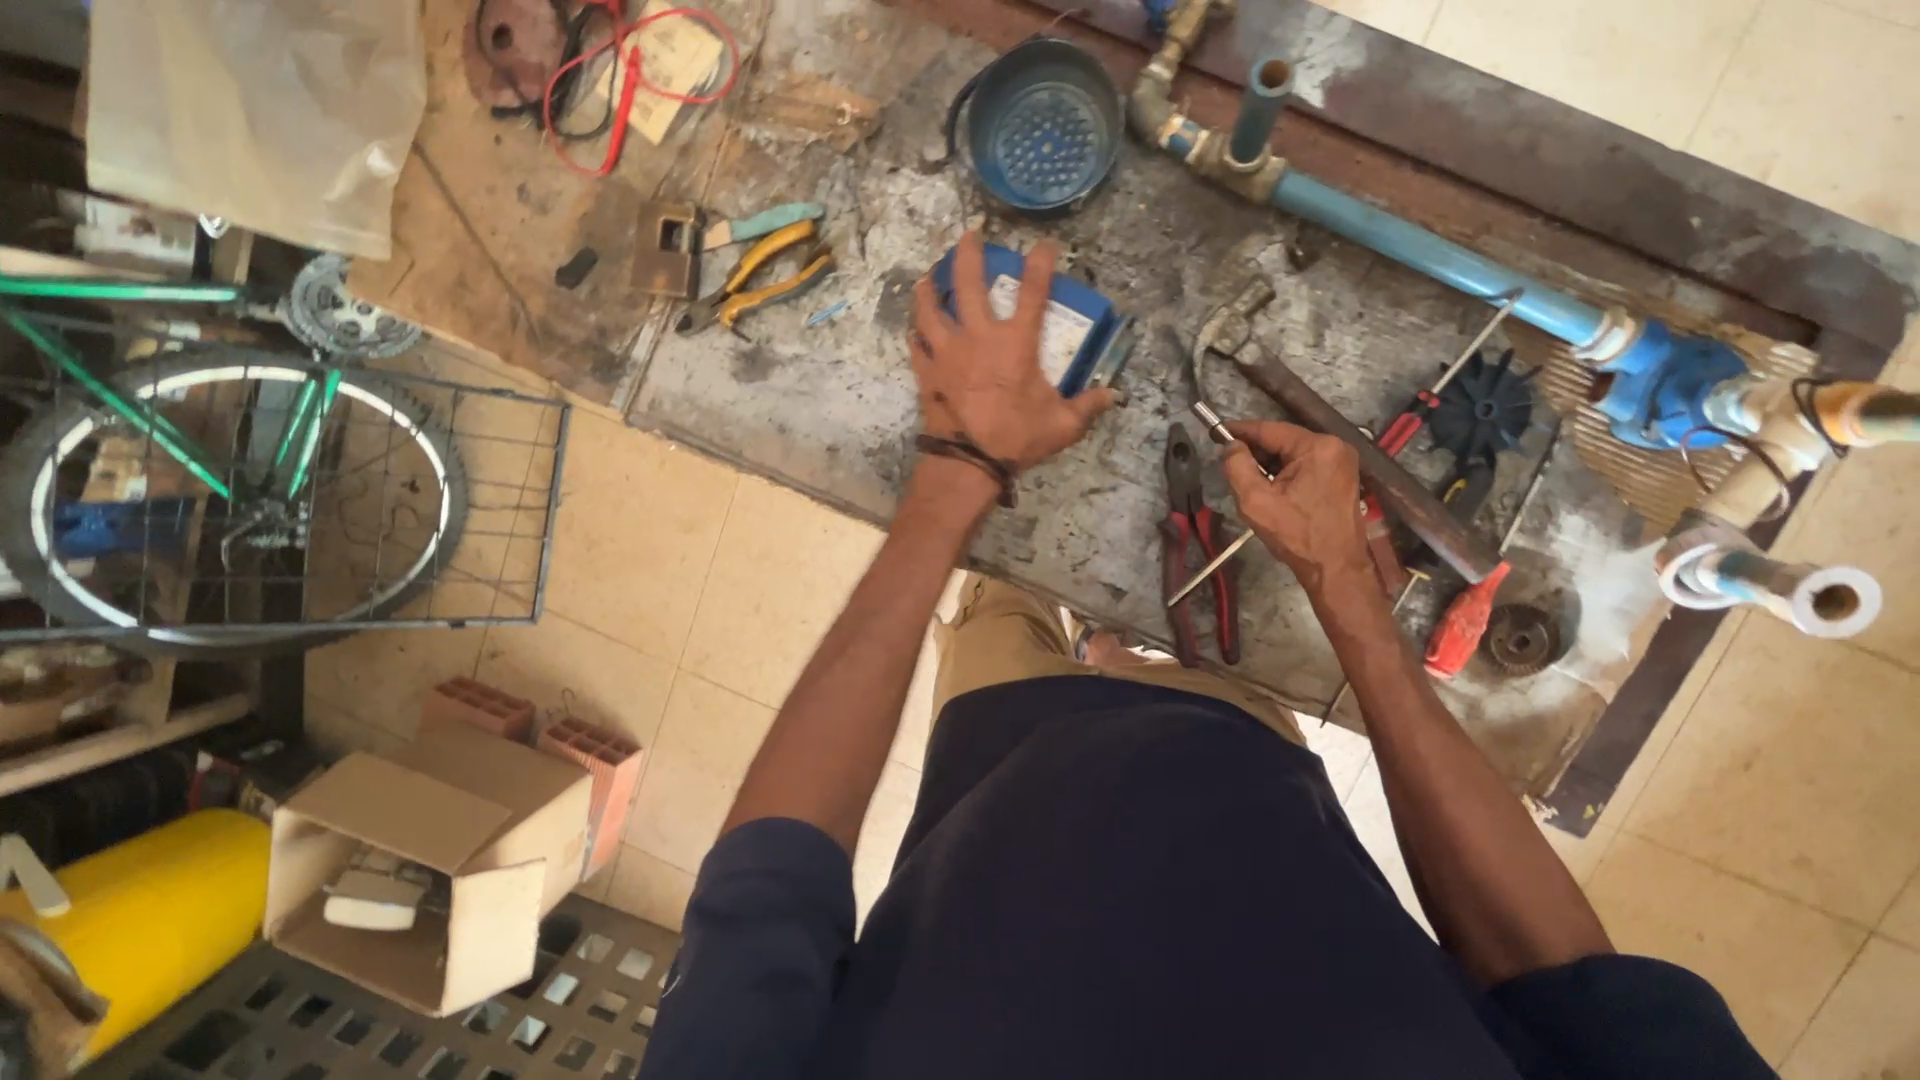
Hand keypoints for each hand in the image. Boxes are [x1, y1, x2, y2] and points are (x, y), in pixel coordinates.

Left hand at [910, 232, 1114, 472]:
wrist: (968, 462)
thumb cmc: (1016, 438)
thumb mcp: (1062, 425)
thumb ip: (1088, 406)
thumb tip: (1113, 395)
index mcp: (1016, 343)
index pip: (1033, 291)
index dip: (1040, 264)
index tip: (1045, 246)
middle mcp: (978, 336)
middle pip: (969, 282)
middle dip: (968, 252)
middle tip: (969, 234)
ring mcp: (947, 352)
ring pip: (930, 308)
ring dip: (929, 286)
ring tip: (929, 275)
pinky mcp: (927, 372)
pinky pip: (916, 344)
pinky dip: (915, 333)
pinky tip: (914, 328)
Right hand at [1221, 419, 1370, 590]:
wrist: (1335, 567)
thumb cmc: (1296, 535)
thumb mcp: (1256, 502)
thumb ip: (1238, 467)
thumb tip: (1231, 446)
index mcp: (1317, 447)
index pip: (1270, 429)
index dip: (1241, 430)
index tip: (1217, 431)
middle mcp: (1335, 446)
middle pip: (1283, 440)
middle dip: (1256, 451)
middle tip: (1230, 462)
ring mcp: (1342, 461)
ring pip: (1294, 453)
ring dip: (1270, 463)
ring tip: (1248, 479)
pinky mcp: (1343, 476)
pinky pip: (1306, 465)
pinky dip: (1286, 472)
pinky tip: (1271, 487)